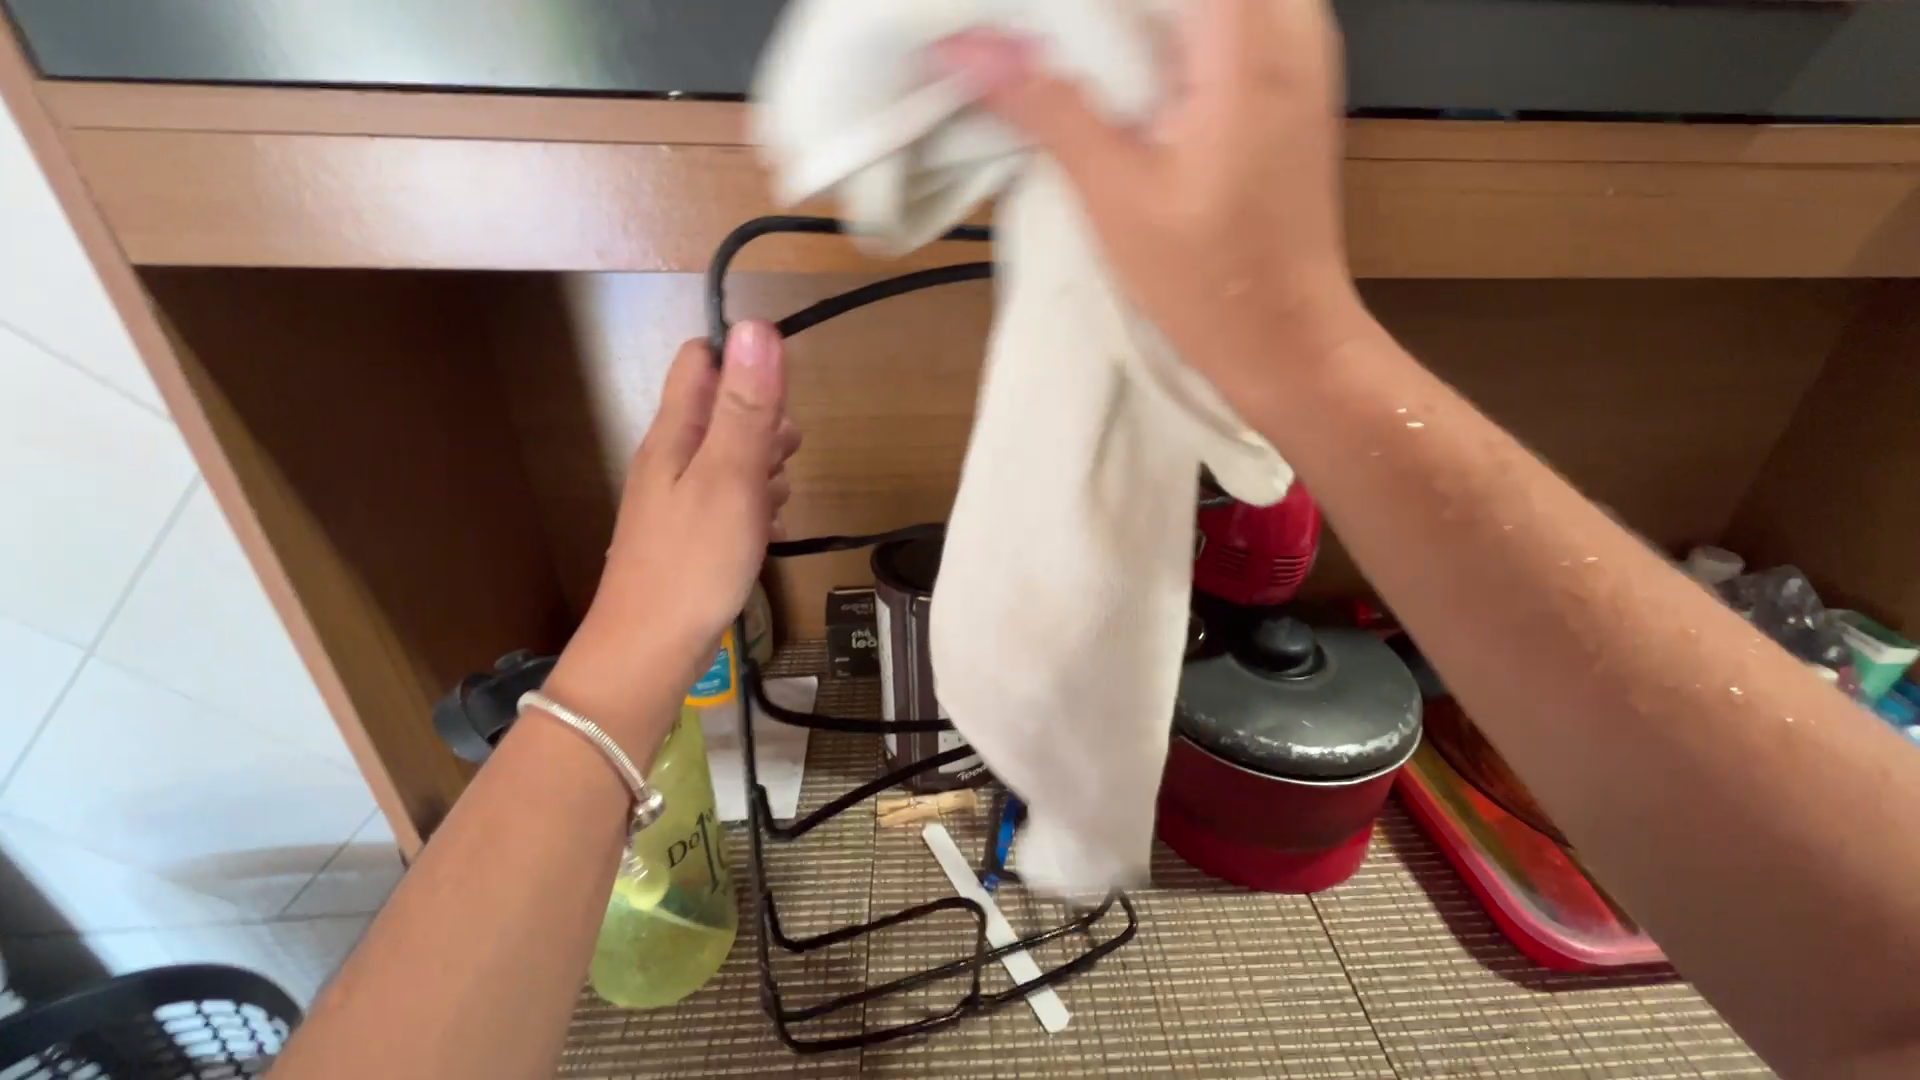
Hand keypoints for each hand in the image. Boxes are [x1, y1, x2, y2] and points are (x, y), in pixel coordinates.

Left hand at [546, 322, 798, 744]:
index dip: (744, 361)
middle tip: (786, 455)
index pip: (702, 360)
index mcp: (676, 432)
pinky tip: (768, 529)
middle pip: (723, 407)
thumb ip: (745, 406)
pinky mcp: (691, 532)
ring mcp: (679, 497)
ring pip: (731, 454)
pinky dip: (755, 503)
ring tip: (778, 498)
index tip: (781, 396)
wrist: (651, 649)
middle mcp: (672, 456)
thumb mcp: (730, 476)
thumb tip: (757, 326)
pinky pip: (730, 496)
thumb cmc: (694, 560)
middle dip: (764, 420)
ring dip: (764, 465)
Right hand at [936, 0, 1371, 413]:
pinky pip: (1222, 20)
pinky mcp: (1291, 79)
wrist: (1283, 338)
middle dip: (1106, 7)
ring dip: (1133, 17)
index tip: (1037, 18)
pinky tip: (1127, 80)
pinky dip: (1167, 34)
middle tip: (1048, 38)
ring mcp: (1301, 47)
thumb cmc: (1206, 280)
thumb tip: (966, 47)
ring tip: (1077, 56)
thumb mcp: (1115, 194)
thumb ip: (1047, 107)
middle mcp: (1290, 19)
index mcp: (1247, 35)